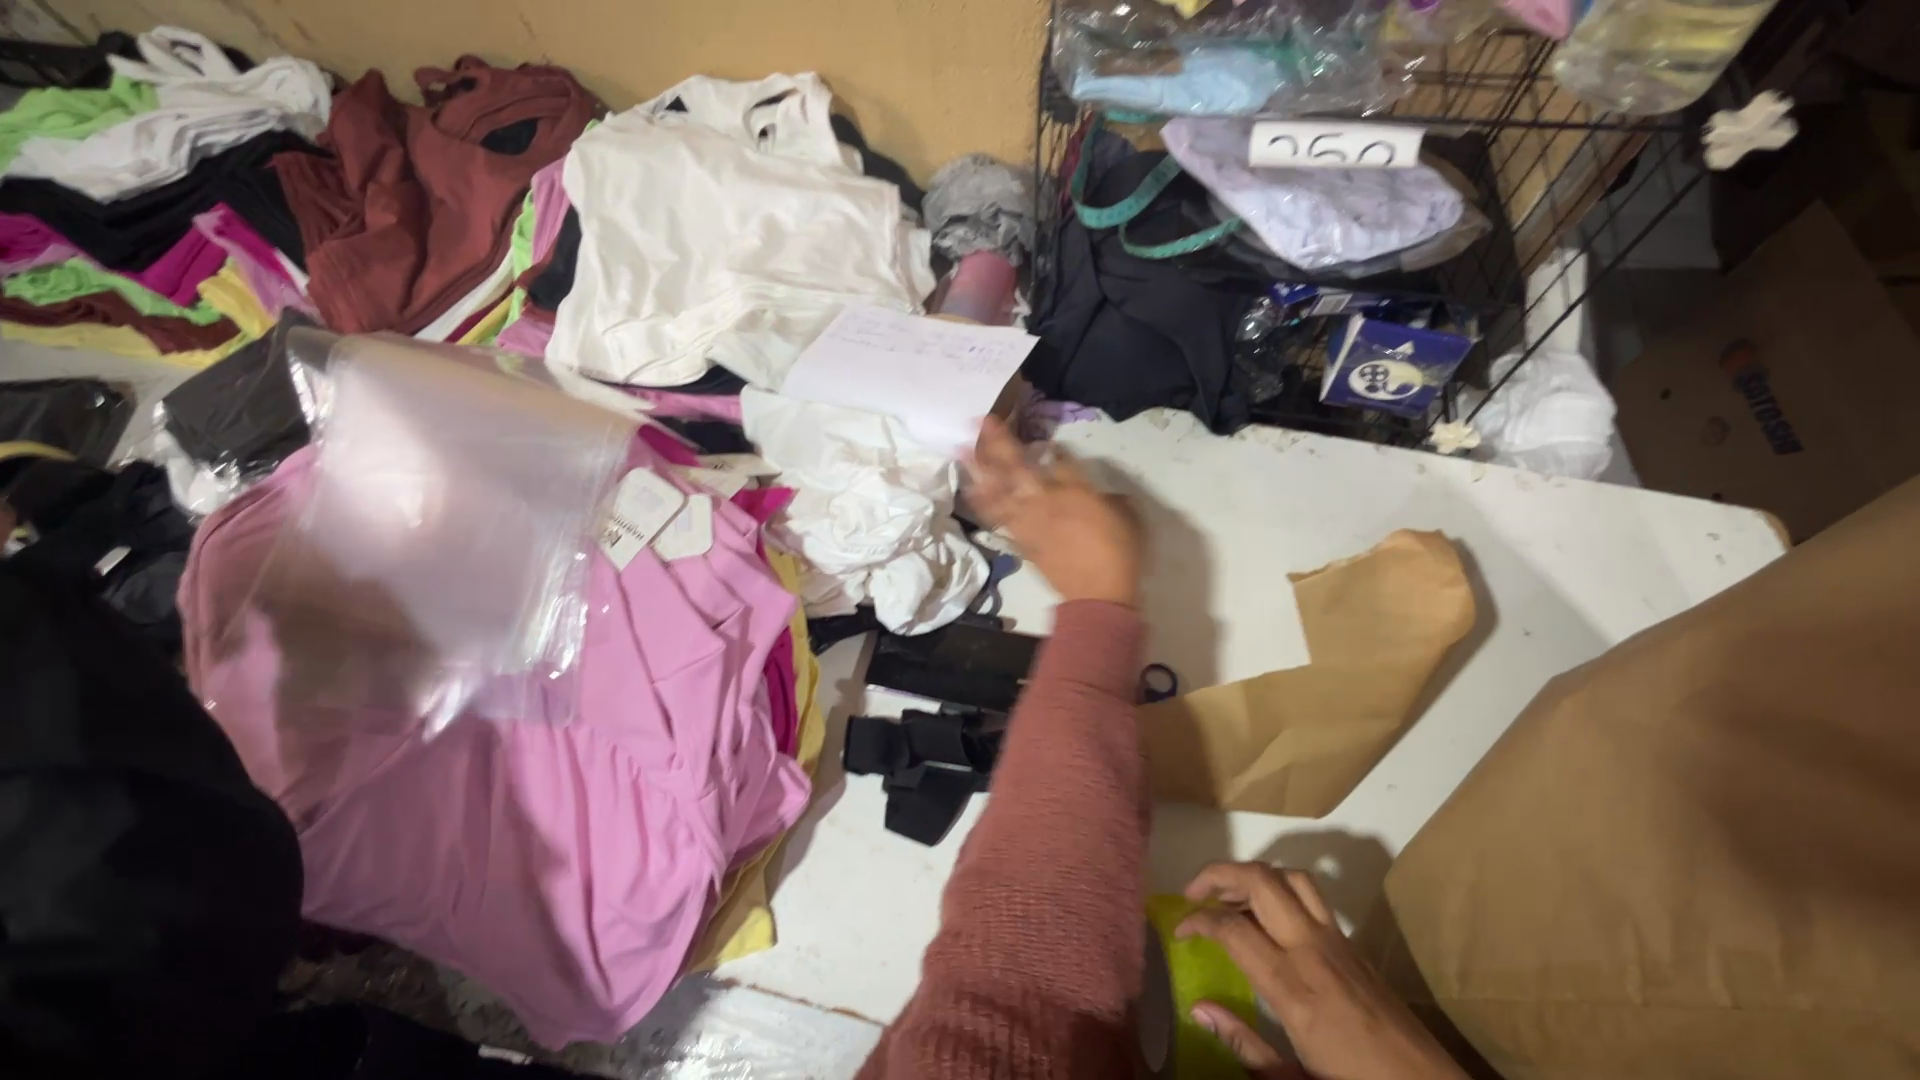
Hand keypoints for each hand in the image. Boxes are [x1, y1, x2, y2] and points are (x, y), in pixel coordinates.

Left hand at [965, 416, 1140, 607]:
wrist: (1098, 595)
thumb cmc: (1120, 556)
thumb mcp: (1128, 518)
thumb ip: (1112, 501)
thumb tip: (1103, 497)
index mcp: (1077, 490)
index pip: (1061, 461)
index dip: (1054, 450)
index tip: (1049, 443)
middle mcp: (1046, 499)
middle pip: (1018, 465)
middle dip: (1000, 442)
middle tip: (983, 422)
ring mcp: (1029, 520)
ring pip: (998, 488)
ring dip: (980, 467)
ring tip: (963, 449)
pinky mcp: (1019, 539)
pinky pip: (996, 516)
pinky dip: (982, 501)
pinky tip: (971, 489)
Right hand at [1177, 862, 1466, 1079]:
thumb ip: (1243, 1044)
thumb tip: (1198, 1009)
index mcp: (1293, 987)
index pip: (1233, 928)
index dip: (1196, 920)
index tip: (1179, 931)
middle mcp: (1313, 950)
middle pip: (1262, 880)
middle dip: (1219, 873)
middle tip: (1194, 892)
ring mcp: (1338, 942)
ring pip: (1291, 877)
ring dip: (1254, 875)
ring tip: (1230, 897)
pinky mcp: (1354, 946)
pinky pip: (1311, 896)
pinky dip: (1280, 890)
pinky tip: (1269, 920)